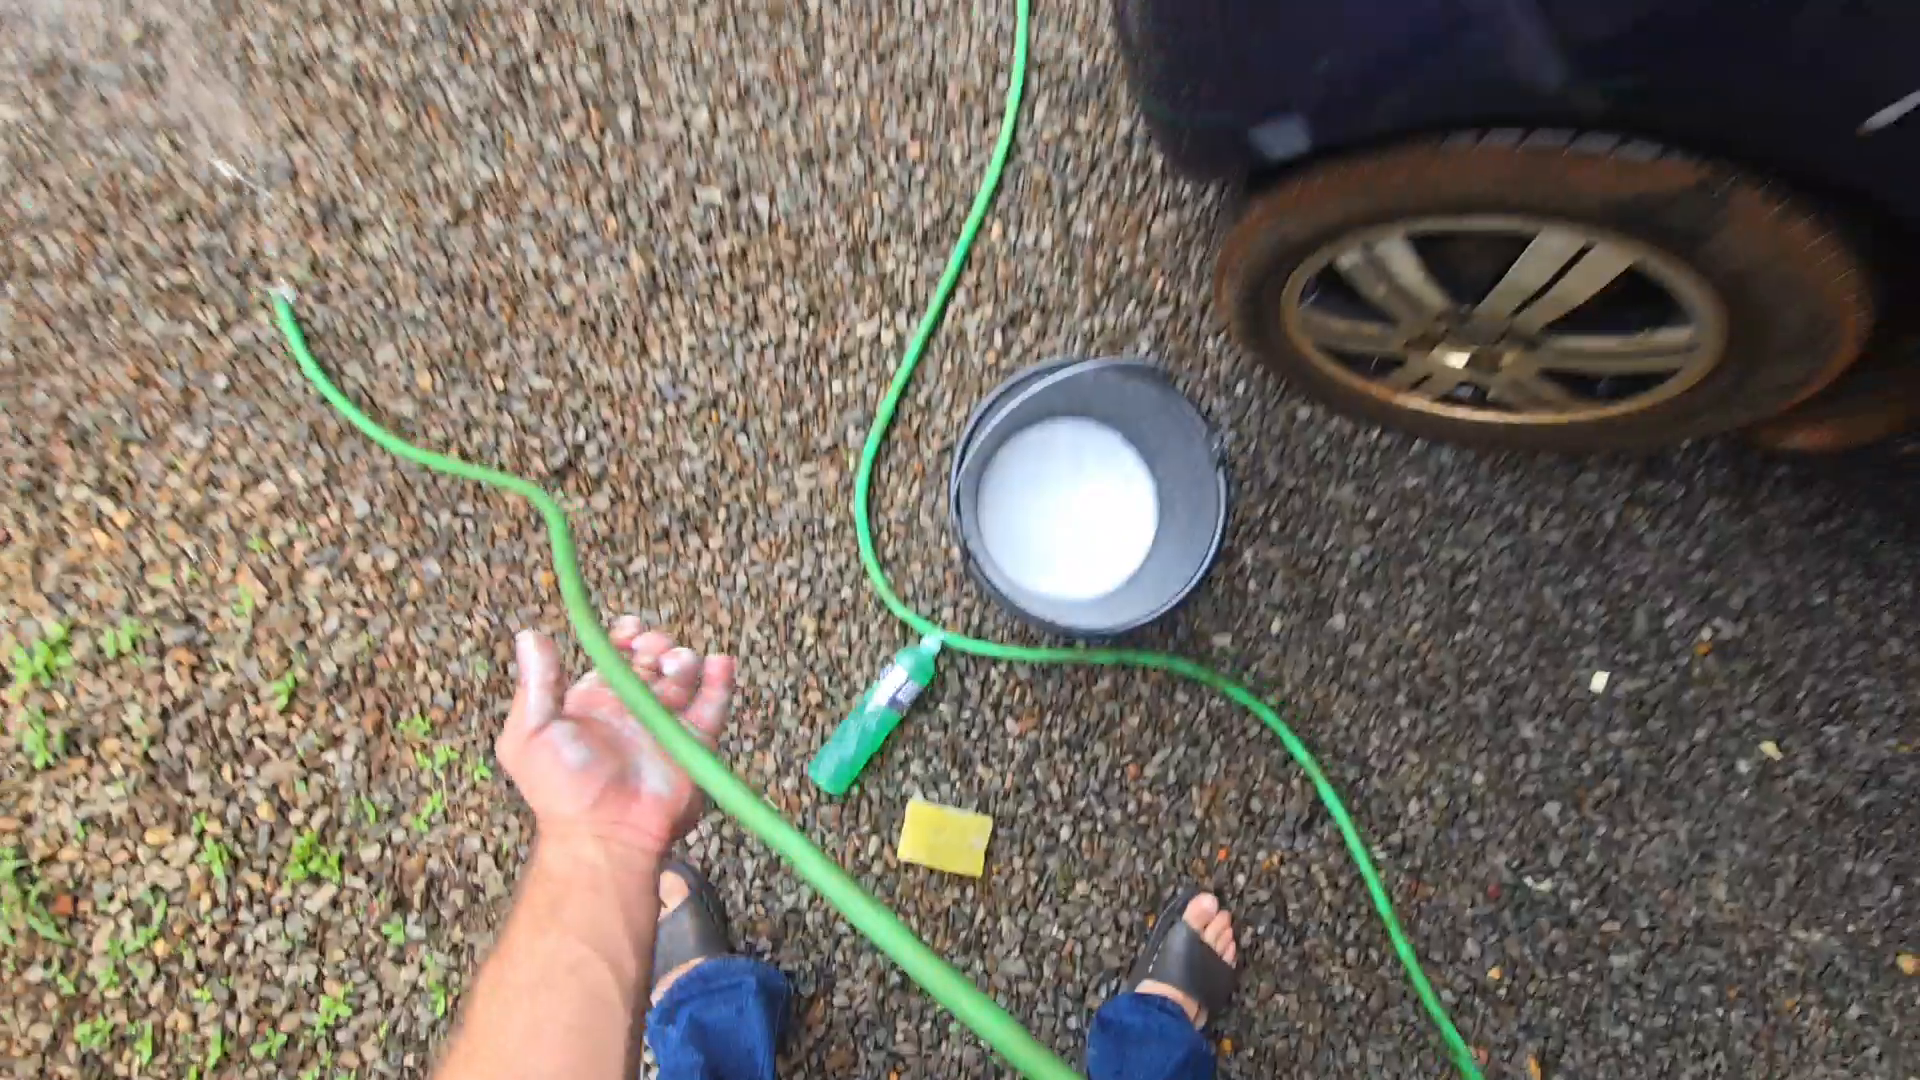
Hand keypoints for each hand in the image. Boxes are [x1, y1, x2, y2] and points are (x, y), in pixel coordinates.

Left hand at [496, 617, 735, 860]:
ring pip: (685, 674)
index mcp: (595, 702)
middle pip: (653, 659)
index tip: (629, 629)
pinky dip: (721, 677)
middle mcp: (633, 707)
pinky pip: (715, 701)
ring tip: (675, 664)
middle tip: (652, 649)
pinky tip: (718, 663)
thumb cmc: (562, 789)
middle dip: (656, 644)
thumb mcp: (531, 734)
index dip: (624, 637)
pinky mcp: (696, 738)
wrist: (607, 833)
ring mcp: (667, 721)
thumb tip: (531, 633)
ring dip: (684, 658)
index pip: (615, 656)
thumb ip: (536, 683)